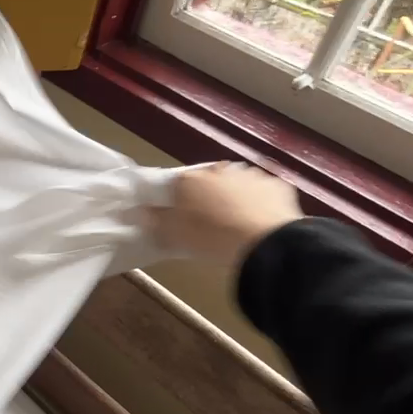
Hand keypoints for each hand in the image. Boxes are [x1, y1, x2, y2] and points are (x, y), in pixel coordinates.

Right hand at [150, 163, 305, 266]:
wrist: (264, 243)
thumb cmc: (209, 237)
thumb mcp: (172, 234)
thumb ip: (152, 219)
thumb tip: (135, 210)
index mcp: (189, 179)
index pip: (173, 184)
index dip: (173, 199)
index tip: (174, 215)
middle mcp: (219, 170)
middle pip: (206, 181)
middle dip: (204, 195)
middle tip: (203, 219)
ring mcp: (251, 175)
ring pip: (235, 184)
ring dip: (231, 196)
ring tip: (232, 222)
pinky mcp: (277, 186)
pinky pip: (261, 192)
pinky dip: (257, 202)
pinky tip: (256, 220)